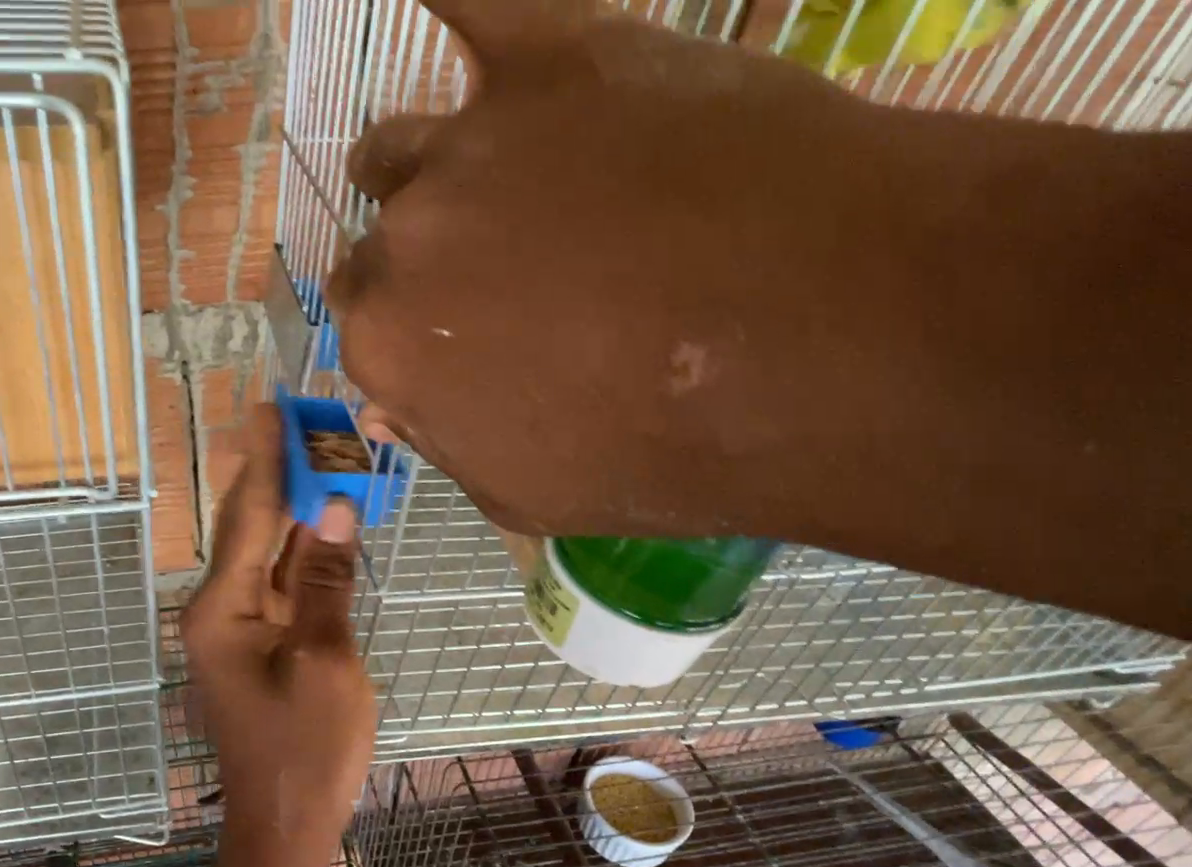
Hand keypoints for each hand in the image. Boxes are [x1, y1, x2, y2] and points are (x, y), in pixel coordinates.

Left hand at [180, 405, 377, 840]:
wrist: (286, 824)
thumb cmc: (306, 747)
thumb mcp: (325, 659)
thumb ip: (327, 581)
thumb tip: (334, 509)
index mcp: (221, 608)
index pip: (249, 517)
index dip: (265, 462)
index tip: (268, 409)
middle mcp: (220, 610)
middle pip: (250, 528)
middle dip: (275, 476)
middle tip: (296, 421)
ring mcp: (239, 630)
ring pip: (267, 556)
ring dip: (293, 513)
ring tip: (315, 458)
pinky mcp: (261, 647)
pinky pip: (281, 587)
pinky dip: (303, 556)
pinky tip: (324, 526)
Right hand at [329, 0, 1001, 542]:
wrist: (824, 342)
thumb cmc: (665, 450)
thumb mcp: (528, 492)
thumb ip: (445, 442)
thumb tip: (393, 405)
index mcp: (387, 346)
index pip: (367, 332)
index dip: (414, 340)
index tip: (458, 345)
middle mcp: (401, 242)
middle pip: (381, 245)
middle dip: (420, 268)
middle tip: (493, 278)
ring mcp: (470, 145)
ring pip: (399, 149)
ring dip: (422, 173)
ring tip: (484, 181)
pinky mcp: (556, 63)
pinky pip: (475, 6)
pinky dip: (452, 6)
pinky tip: (437, 1)